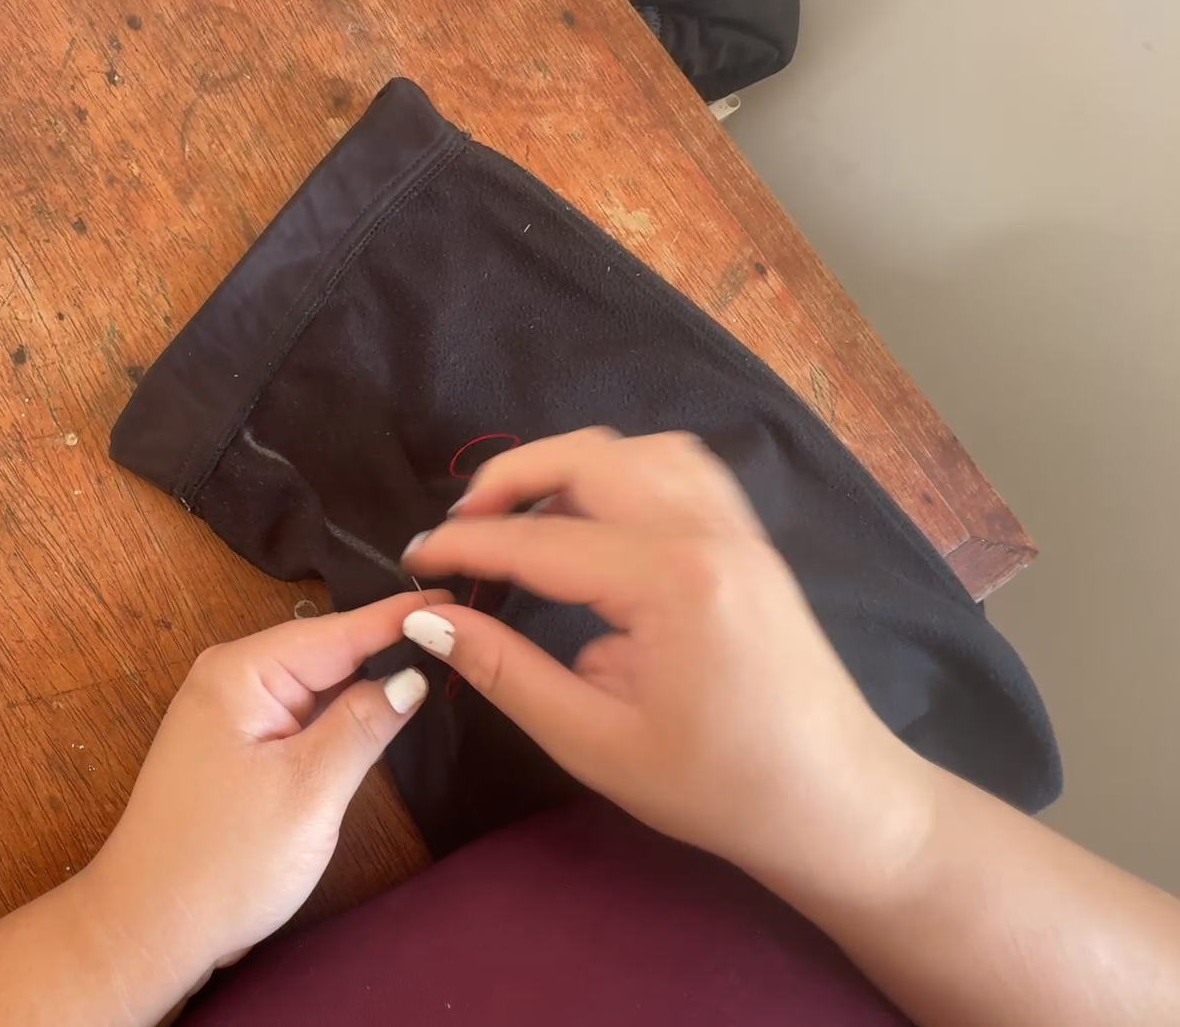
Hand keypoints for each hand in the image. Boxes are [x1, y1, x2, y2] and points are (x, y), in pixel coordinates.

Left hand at [81, 592, 441, 974]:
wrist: (148, 927)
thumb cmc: (224, 861)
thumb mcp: (308, 791)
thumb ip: (362, 725)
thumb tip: (411, 676)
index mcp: (241, 671)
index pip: (336, 631)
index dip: (397, 617)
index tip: (452, 599)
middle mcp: (232, 676)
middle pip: (324, 651)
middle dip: (385, 645)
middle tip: (456, 631)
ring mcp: (231, 710)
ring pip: (313, 684)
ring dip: (363, 681)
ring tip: (432, 659)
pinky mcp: (237, 742)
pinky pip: (298, 712)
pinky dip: (337, 712)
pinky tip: (376, 708)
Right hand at [400, 428, 937, 893]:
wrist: (841, 807)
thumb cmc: (715, 786)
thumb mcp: (588, 739)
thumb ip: (500, 667)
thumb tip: (426, 618)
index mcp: (670, 585)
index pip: (536, 541)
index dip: (461, 546)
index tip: (413, 560)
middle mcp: (706, 533)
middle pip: (586, 457)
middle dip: (505, 480)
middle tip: (460, 527)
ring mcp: (733, 526)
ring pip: (630, 448)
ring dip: (559, 466)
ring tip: (516, 513)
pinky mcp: (741, 535)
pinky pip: (670, 466)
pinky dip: (612, 470)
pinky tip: (586, 512)